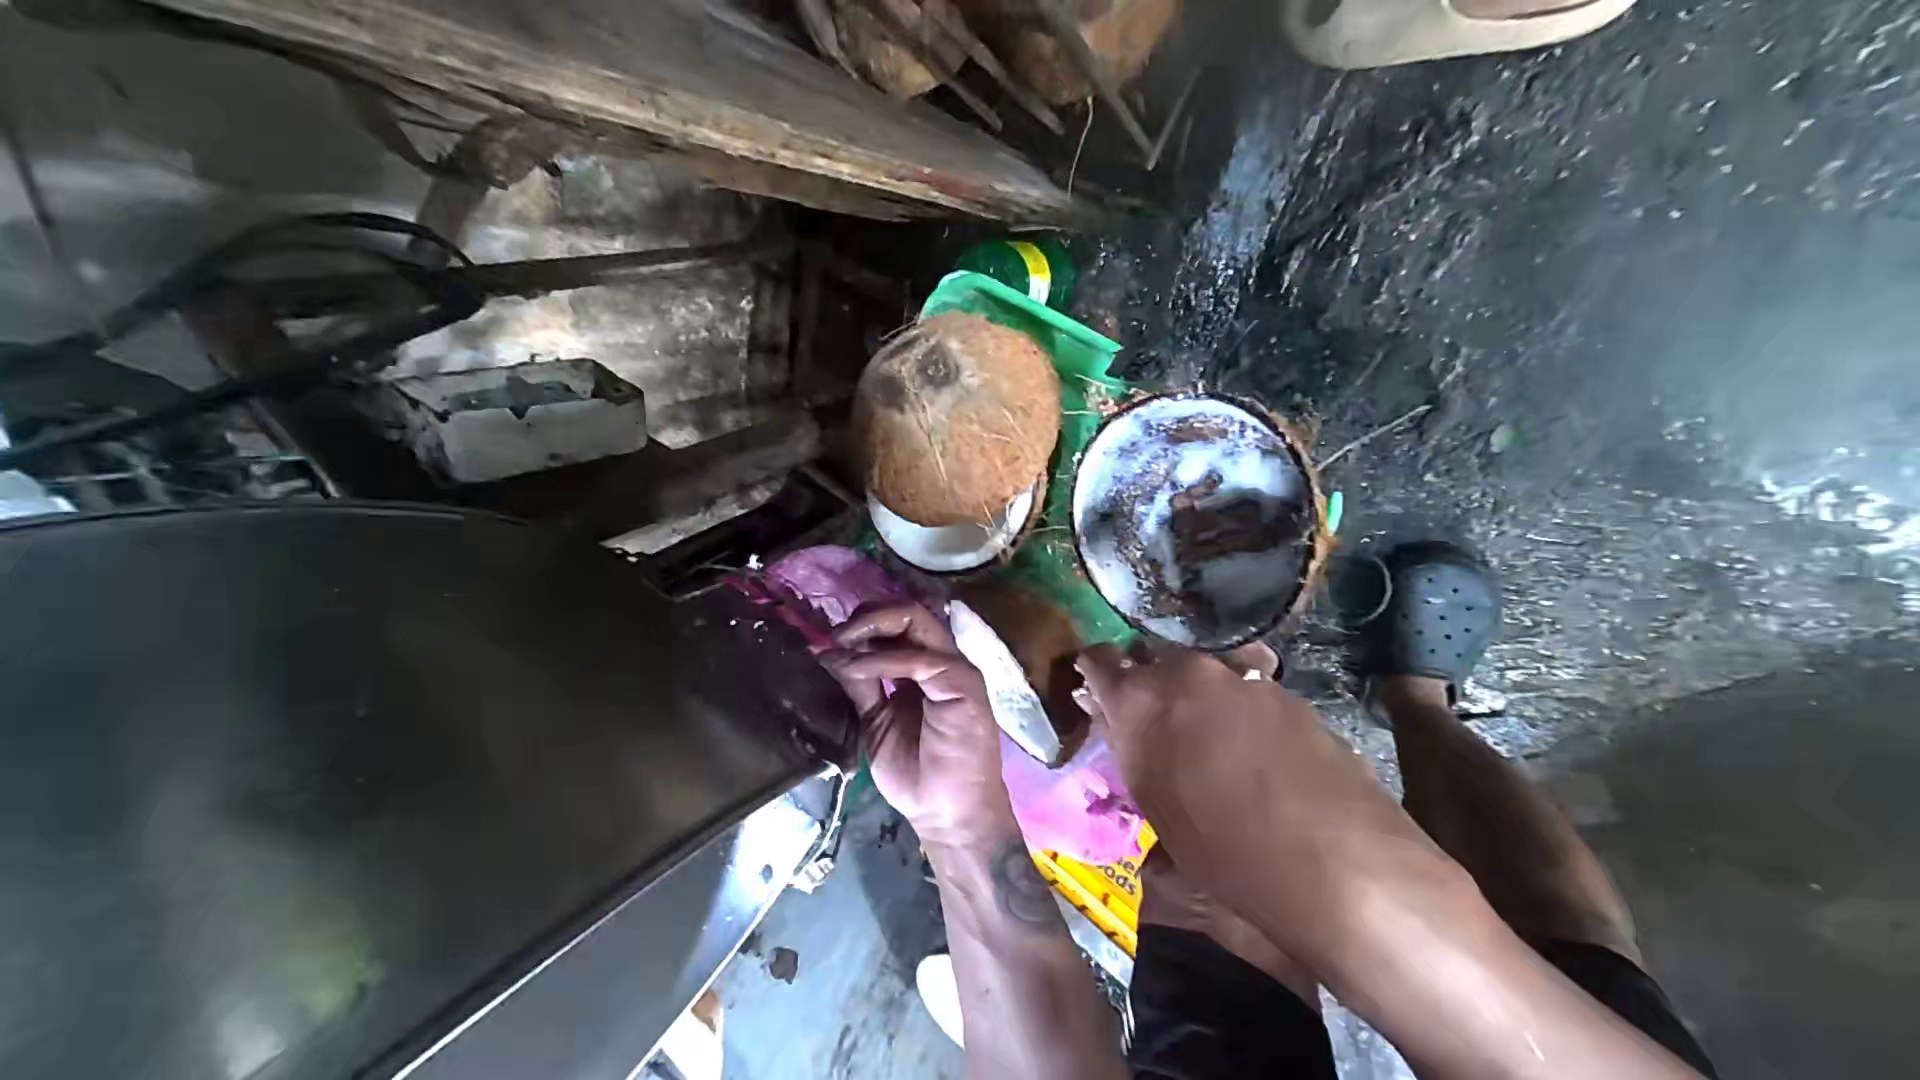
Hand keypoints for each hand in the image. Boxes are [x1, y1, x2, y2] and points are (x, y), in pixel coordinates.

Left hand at [821, 602, 1014, 850]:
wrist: (946, 813)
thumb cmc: (916, 772)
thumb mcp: (876, 720)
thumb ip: (863, 684)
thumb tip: (831, 652)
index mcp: (923, 667)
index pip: (896, 625)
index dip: (863, 624)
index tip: (827, 640)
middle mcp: (941, 660)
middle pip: (907, 613)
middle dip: (866, 616)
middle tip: (834, 634)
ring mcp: (955, 669)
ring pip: (916, 619)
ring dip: (871, 626)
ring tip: (840, 643)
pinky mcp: (963, 684)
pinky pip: (918, 658)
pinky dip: (881, 659)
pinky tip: (855, 667)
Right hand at [1076, 643, 1447, 951]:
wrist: (1337, 866)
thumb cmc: (1221, 851)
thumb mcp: (1154, 802)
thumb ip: (1125, 742)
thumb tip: (1106, 711)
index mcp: (1140, 698)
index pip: (1099, 659)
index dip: (1096, 674)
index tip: (1099, 694)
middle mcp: (1186, 672)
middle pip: (1154, 661)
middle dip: (1150, 686)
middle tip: (1158, 727)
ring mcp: (1240, 678)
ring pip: (1202, 674)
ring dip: (1196, 697)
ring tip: (1212, 742)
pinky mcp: (1285, 693)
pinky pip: (1245, 690)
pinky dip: (1238, 710)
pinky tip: (1257, 753)